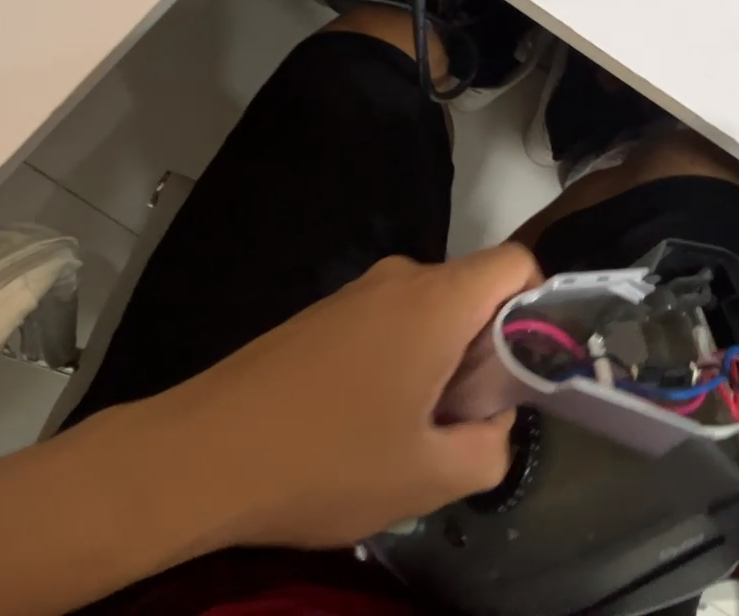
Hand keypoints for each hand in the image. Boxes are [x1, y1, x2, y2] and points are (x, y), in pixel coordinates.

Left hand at [128, 244, 540, 549]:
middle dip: (487, 349)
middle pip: (472, 291)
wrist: (199, 455)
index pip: (516, 263)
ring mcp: (352, 294)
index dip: (539, 307)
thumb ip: (491, 447)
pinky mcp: (319, 317)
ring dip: (440, 360)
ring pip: (428, 311)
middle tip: (469, 417)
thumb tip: (493, 423)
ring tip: (413, 428)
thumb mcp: (430, 477)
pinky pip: (386, 322)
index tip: (527, 368)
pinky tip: (366, 420)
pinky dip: (400, 358)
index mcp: (435, 300)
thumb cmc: (327, 460)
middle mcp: (397, 279)